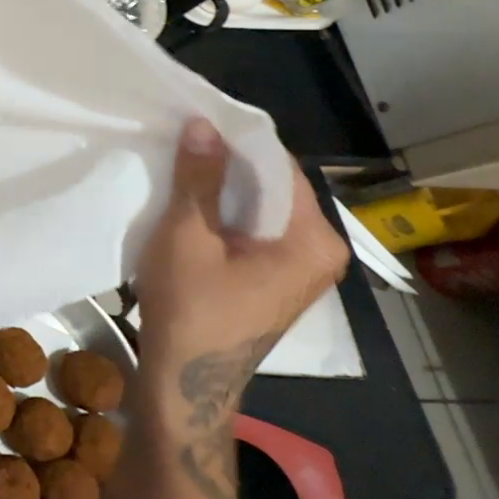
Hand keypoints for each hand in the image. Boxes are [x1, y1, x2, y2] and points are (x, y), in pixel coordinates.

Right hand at [122, 119, 348, 498]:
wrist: (186, 377)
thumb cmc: (191, 306)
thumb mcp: (187, 235)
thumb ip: (199, 179)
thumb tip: (203, 124)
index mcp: (314, 240)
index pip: (281, 169)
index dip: (236, 141)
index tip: (193, 121)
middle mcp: (321, 253)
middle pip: (273, 190)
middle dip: (227, 165)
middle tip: (178, 141)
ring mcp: (299, 271)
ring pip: (260, 211)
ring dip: (221, 191)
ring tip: (177, 169)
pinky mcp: (273, 282)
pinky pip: (252, 233)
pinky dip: (223, 217)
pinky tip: (188, 208)